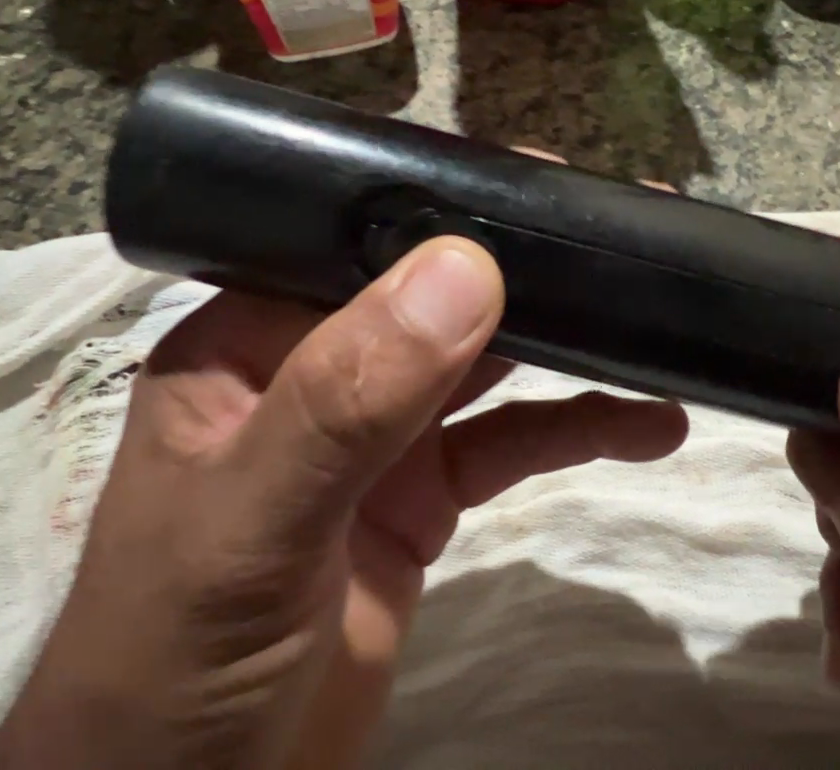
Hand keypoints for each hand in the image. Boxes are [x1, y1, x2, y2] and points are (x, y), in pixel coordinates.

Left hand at [0, 238, 687, 769]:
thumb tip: (465, 267)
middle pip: (435, 297)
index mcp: (252, 340)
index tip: (551, 185)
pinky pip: (509, 443)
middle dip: (528, 270)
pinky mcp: (422, 497)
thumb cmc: (183, 655)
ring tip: (656, 323)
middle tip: (626, 240)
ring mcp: (376, 434)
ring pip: (486, 365)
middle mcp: (318, 370)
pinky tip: (648, 423)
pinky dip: (576, 426)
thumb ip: (350, 399)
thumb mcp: (258, 522)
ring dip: (569, 347)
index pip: (357, 245)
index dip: (449, 208)